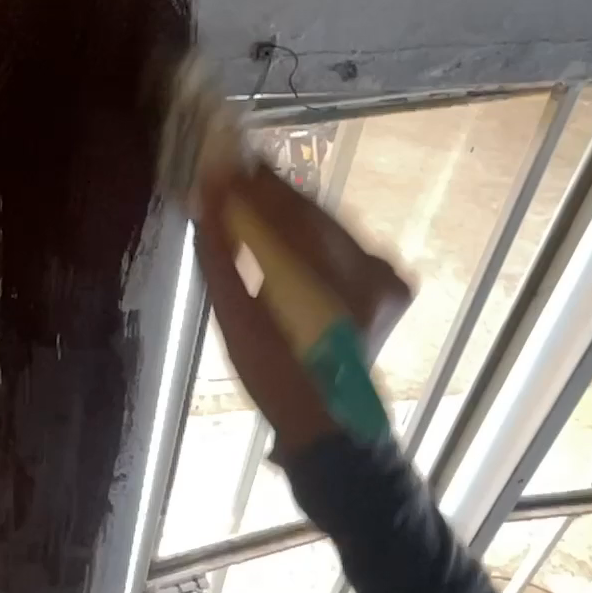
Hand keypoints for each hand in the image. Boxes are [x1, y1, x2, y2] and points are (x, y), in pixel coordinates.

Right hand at [193, 162, 410, 453]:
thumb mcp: (240, 328)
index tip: (221, 166)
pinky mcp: (387, 283)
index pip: (296, 218)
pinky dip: (304, 231)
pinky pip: (338, 244)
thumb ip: (222, 267)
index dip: (255, 189)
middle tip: (229, 171)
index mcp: (347, 287)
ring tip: (245, 189)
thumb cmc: (279, 382)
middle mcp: (379, 273)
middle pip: (315, 216)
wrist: (328, 425)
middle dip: (268, 193)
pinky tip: (274, 220)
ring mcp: (388, 277)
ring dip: (285, 209)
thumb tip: (203, 211)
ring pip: (327, 227)